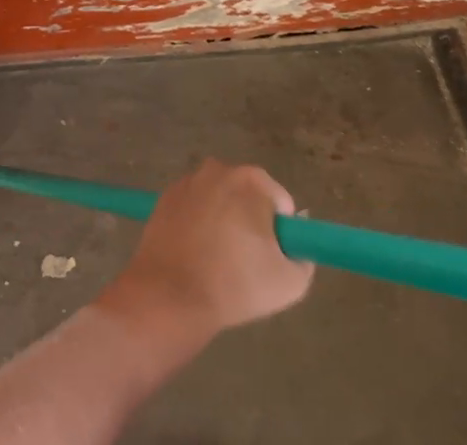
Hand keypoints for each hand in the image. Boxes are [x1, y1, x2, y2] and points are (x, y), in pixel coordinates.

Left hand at [96, 160, 315, 338]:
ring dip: (223, 222)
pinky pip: (193, 209)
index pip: (280, 204)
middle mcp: (216, 170)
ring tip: (217, 260)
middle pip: (247, 197)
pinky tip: (195, 253)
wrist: (170, 295)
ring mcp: (185, 183)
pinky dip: (197, 225)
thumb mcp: (292, 281)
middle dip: (251, 223)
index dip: (281, 233)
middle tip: (245, 260)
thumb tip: (293, 247)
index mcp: (251, 180)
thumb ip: (303, 258)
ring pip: (218, 202)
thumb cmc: (236, 283)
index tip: (269, 257)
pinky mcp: (162, 199)